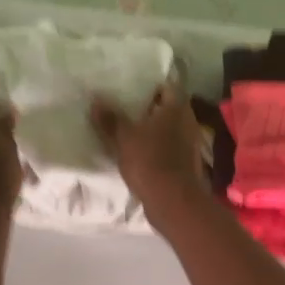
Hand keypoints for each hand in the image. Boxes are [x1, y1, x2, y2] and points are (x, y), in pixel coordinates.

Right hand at [90, 84, 208, 212]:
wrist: (172, 200)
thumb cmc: (149, 160)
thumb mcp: (123, 137)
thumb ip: (110, 118)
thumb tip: (96, 99)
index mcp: (176, 107)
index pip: (165, 85)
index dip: (148, 84)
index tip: (130, 86)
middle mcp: (187, 119)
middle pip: (166, 106)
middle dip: (147, 106)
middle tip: (123, 105)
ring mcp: (189, 141)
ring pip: (167, 126)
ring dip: (151, 126)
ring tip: (127, 126)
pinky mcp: (185, 160)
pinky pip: (168, 143)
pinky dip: (155, 143)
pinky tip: (138, 148)